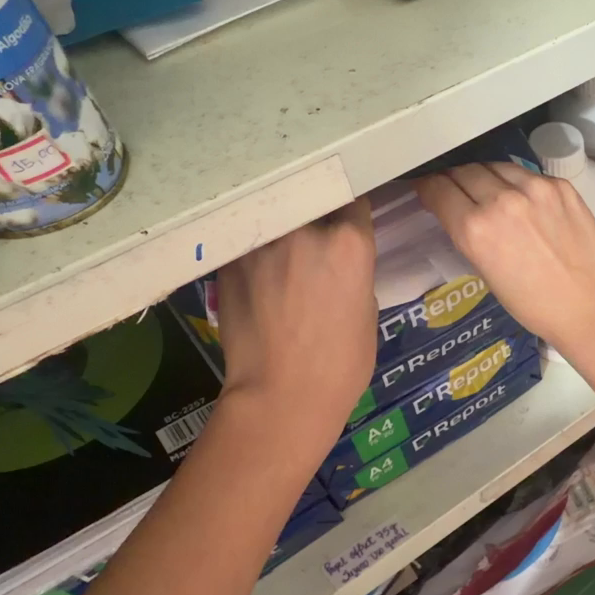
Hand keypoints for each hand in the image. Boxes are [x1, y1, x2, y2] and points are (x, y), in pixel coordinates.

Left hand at [213, 199, 376, 447]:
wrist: (281, 395)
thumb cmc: (341, 364)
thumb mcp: (366, 309)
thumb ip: (353, 270)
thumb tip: (337, 258)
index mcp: (349, 243)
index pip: (354, 198)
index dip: (351, 207)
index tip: (349, 214)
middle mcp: (304, 230)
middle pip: (311, 199)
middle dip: (316, 210)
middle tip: (316, 231)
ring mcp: (260, 242)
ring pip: (275, 216)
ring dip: (281, 227)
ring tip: (282, 249)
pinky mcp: (228, 259)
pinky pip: (247, 240)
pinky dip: (254, 248)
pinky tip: (258, 271)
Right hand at [416, 163, 594, 353]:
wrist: (589, 307)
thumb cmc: (534, 305)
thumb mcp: (486, 273)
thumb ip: (469, 236)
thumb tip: (460, 212)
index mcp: (475, 228)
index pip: (438, 189)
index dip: (428, 188)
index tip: (428, 189)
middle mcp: (501, 200)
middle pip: (464, 172)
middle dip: (455, 179)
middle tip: (457, 188)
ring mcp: (535, 189)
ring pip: (495, 166)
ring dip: (486, 175)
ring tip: (489, 189)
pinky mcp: (561, 186)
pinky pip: (528, 174)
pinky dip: (518, 182)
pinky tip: (523, 198)